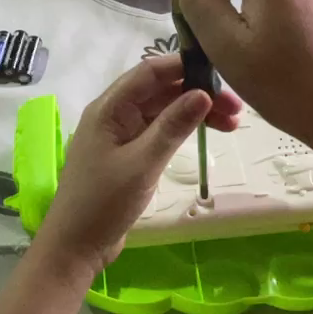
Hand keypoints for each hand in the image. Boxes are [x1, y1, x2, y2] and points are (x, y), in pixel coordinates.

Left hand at [31, 55, 241, 279]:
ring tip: (232, 123)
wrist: (76, 246)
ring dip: (195, 112)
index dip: (185, 67)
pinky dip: (183, 129)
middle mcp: (115, 114)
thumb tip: (203, 93)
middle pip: (161, 90)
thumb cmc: (103, 203)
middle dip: (197, 93)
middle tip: (237, 108)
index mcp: (110, 108)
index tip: (222, 73)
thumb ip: (173, 127)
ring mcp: (121, 134)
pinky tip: (207, 134)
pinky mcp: (129, 154)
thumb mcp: (142, 164)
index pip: (150, 72)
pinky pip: (159, 130)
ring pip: (163, 110)